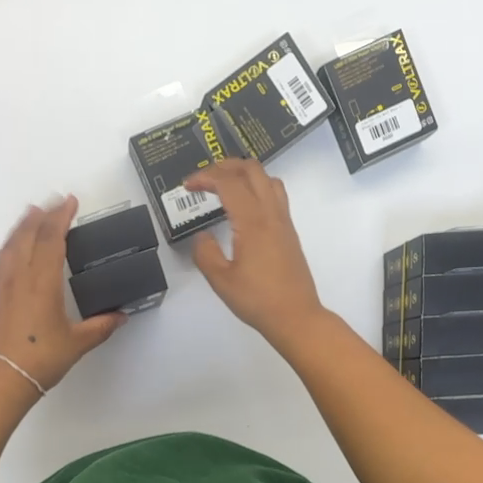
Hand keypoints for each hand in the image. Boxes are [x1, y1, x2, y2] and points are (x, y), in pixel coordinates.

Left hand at [0, 196, 124, 396]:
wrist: (5, 377)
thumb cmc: (43, 359)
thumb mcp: (78, 343)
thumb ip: (101, 326)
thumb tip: (121, 316)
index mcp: (43, 282)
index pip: (52, 238)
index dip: (62, 217)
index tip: (70, 202)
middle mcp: (20, 276)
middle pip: (29, 234)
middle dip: (43, 215)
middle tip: (54, 202)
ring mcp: (3, 284)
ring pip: (11, 244)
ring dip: (23, 226)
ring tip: (32, 213)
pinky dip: (8, 246)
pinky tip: (10, 246)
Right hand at [184, 159, 328, 344]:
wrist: (295, 316)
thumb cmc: (257, 300)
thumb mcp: (221, 281)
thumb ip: (206, 254)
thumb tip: (202, 237)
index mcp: (252, 222)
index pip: (228, 183)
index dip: (205, 177)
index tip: (187, 185)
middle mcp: (271, 214)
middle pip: (251, 170)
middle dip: (225, 166)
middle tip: (205, 178)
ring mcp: (284, 221)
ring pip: (268, 178)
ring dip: (245, 174)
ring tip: (226, 186)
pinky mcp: (289, 232)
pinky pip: (276, 195)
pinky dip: (257, 187)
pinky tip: (245, 206)